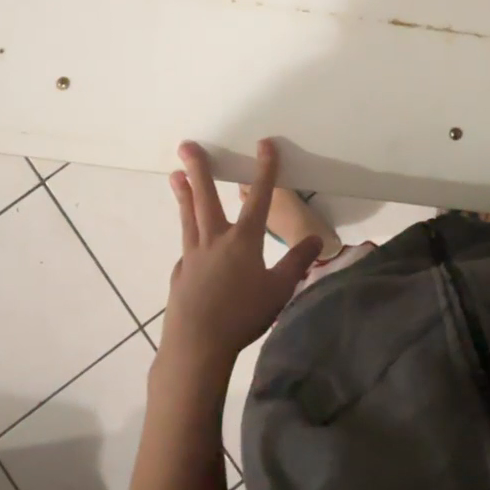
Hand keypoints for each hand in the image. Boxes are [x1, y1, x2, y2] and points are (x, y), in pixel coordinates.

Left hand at [161, 140, 322, 370]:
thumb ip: (297, 262)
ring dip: (183, 193)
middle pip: (206, 197)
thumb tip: (315, 239)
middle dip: (199, 169)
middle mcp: (215, 240)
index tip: (265, 144)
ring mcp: (193, 256)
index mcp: (243, 240)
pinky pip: (186, 247)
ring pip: (189, 216)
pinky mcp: (180, 274)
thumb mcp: (279, 290)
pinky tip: (190, 243)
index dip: (265, 169)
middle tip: (186, 145)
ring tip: (174, 175)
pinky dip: (188, 237)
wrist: (196, 346)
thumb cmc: (242, 316)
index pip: (258, 197)